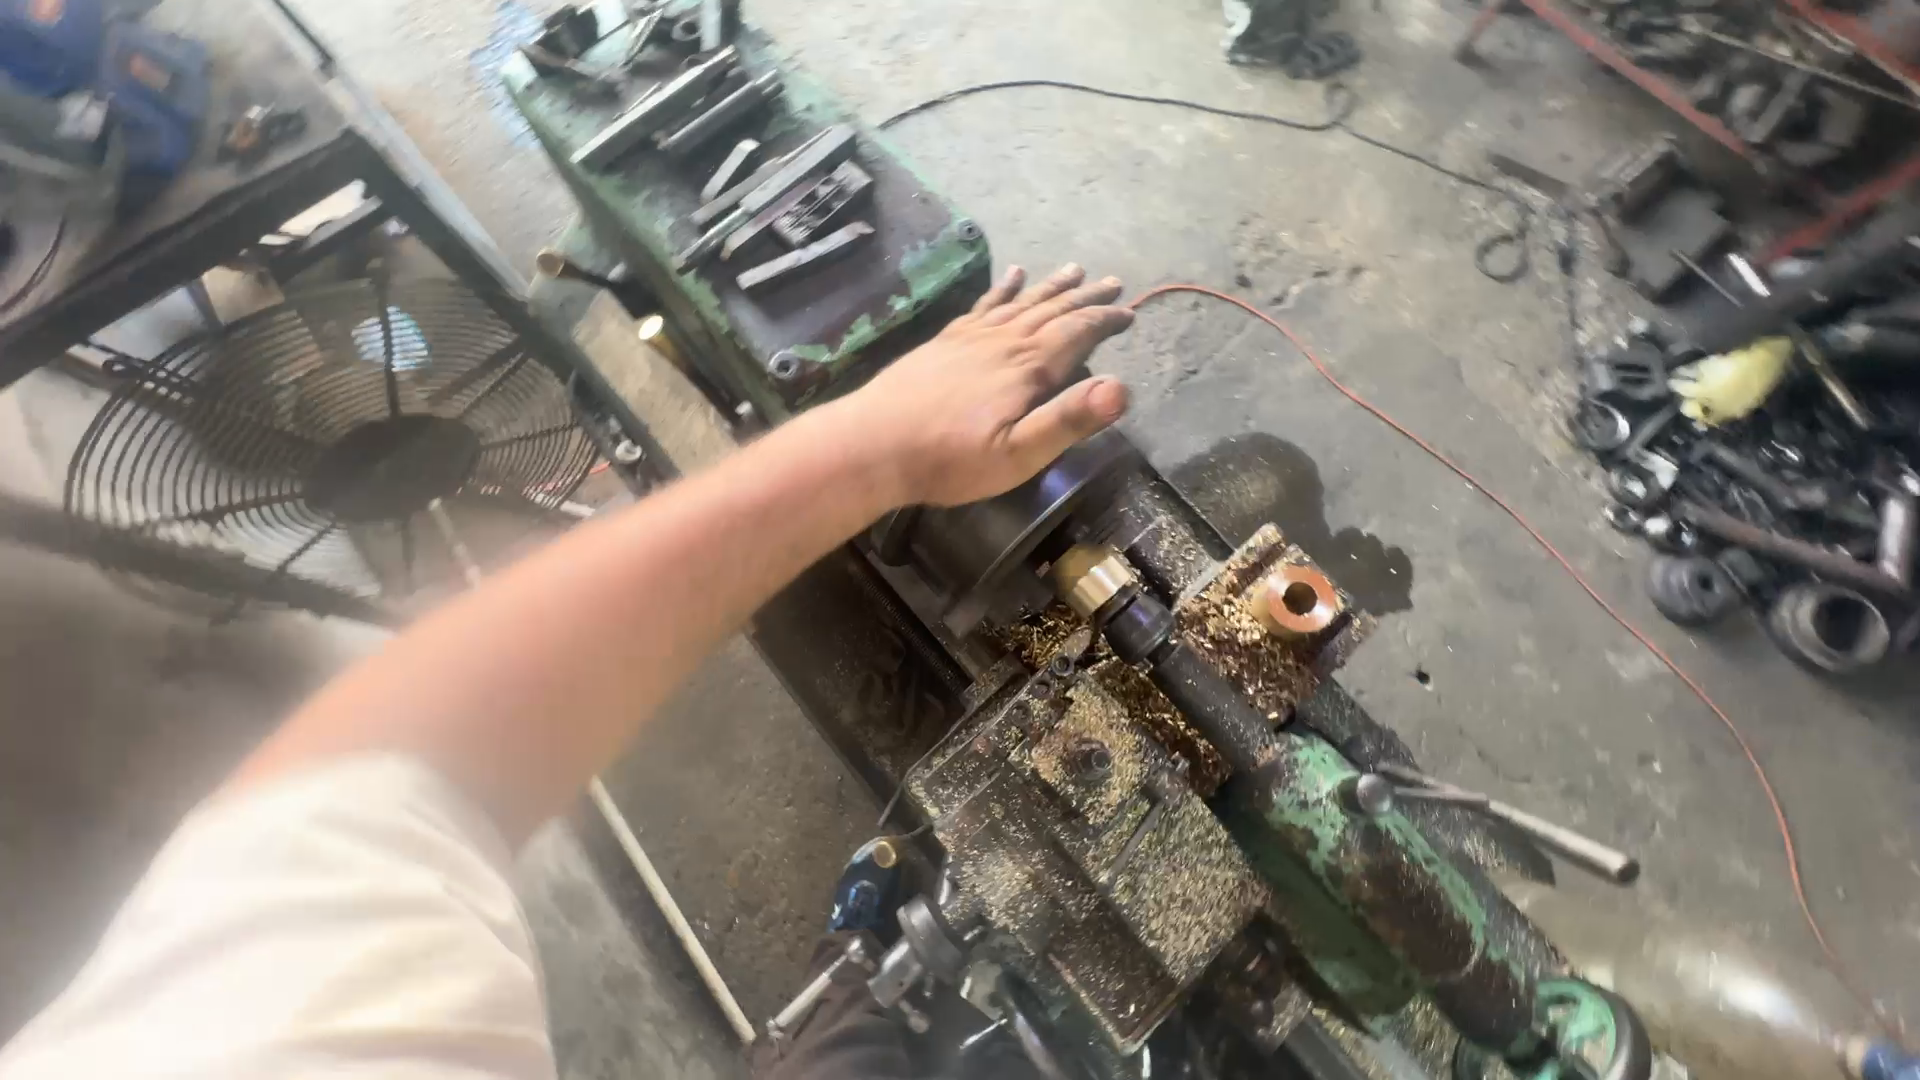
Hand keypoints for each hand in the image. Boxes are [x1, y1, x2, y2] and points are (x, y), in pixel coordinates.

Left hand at [835, 263, 1134, 507]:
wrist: (874, 444)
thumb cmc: (949, 460)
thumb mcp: (1018, 454)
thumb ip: (1068, 420)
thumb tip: (1121, 387)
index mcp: (1027, 368)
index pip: (1076, 333)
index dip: (1105, 321)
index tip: (1129, 313)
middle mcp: (1002, 341)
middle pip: (1051, 310)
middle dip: (1085, 298)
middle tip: (1112, 283)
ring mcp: (970, 337)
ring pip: (1020, 303)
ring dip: (1050, 288)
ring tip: (1073, 270)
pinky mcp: (945, 342)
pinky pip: (984, 306)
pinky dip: (1003, 290)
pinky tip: (1011, 277)